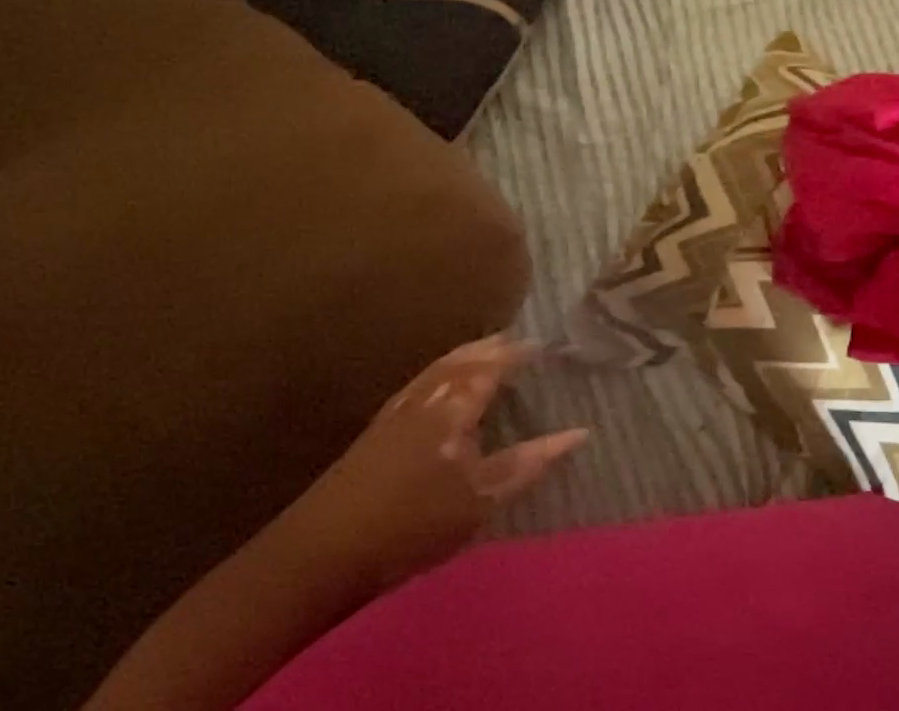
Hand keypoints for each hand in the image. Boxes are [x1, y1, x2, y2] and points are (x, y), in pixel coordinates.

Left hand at [270, 335, 587, 597]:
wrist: (318, 557)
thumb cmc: (412, 523)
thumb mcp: (481, 497)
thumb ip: (529, 463)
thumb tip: (580, 432)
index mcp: (451, 408)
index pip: (489, 367)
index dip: (515, 353)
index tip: (543, 344)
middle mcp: (421, 402)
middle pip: (456, 363)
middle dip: (486, 349)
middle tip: (513, 341)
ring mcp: (391, 419)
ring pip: (431, 375)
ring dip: (459, 361)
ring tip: (481, 357)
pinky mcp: (372, 440)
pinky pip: (416, 390)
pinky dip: (437, 380)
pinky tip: (437, 397)